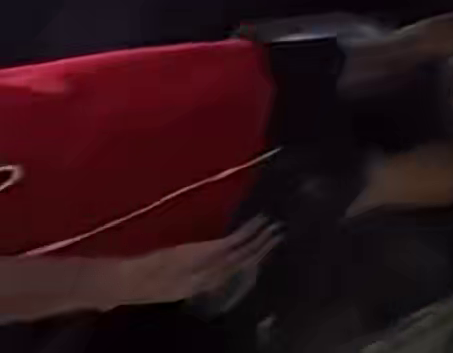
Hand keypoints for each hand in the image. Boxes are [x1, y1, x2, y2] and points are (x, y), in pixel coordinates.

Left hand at [91, 219, 279, 309]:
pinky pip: (234, 240)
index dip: (244, 265)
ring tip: (276, 226)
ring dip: (261, 239)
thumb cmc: (125, 288)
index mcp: (190, 290)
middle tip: (280, 234)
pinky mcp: (206, 252)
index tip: (262, 250)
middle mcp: (204, 281)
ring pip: (242, 253)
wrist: (114, 284)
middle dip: (261, 249)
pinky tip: (261, 218)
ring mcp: (206, 266)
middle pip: (239, 264)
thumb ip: (164, 281)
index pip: (224, 277)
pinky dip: (250, 229)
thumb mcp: (146, 287)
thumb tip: (176, 275)